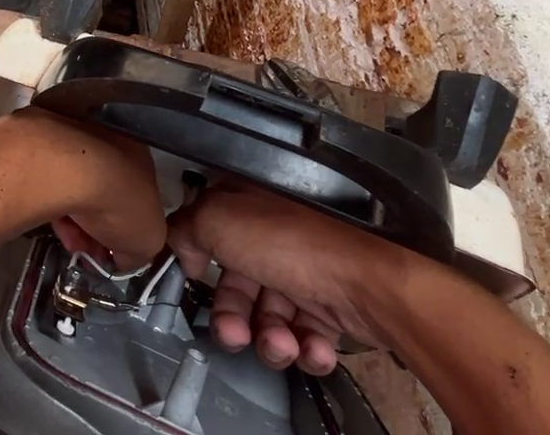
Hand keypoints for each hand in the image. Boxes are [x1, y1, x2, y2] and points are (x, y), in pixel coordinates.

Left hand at [0, 109, 166, 271]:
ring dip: (74, 220)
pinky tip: (53, 222)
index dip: (125, 228)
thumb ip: (140, 248)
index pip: (134, 194)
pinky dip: (51, 203)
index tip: (113, 251)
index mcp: (138, 152)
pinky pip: (49, 180)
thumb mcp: (149, 237)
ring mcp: (70, 137)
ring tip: (68, 240)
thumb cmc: (119, 198)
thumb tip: (124, 256)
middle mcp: (107, 137)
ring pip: (73, 187)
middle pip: (102, 191)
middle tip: (88, 249)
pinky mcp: (40, 144)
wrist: (69, 168)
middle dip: (96, 227)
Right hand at [168, 185, 418, 375]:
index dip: (197, 260)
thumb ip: (183, 229)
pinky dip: (304, 348)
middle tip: (234, 335)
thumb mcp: (217, 220)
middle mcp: (275, 231)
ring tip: (282, 345)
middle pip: (237, 283)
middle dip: (232, 317)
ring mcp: (305, 267)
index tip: (191, 283)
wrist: (370, 281)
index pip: (210, 231)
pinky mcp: (332, 303)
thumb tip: (179, 249)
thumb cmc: (293, 241)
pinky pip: (305, 333)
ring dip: (269, 339)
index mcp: (248, 202)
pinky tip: (309, 347)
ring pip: (269, 314)